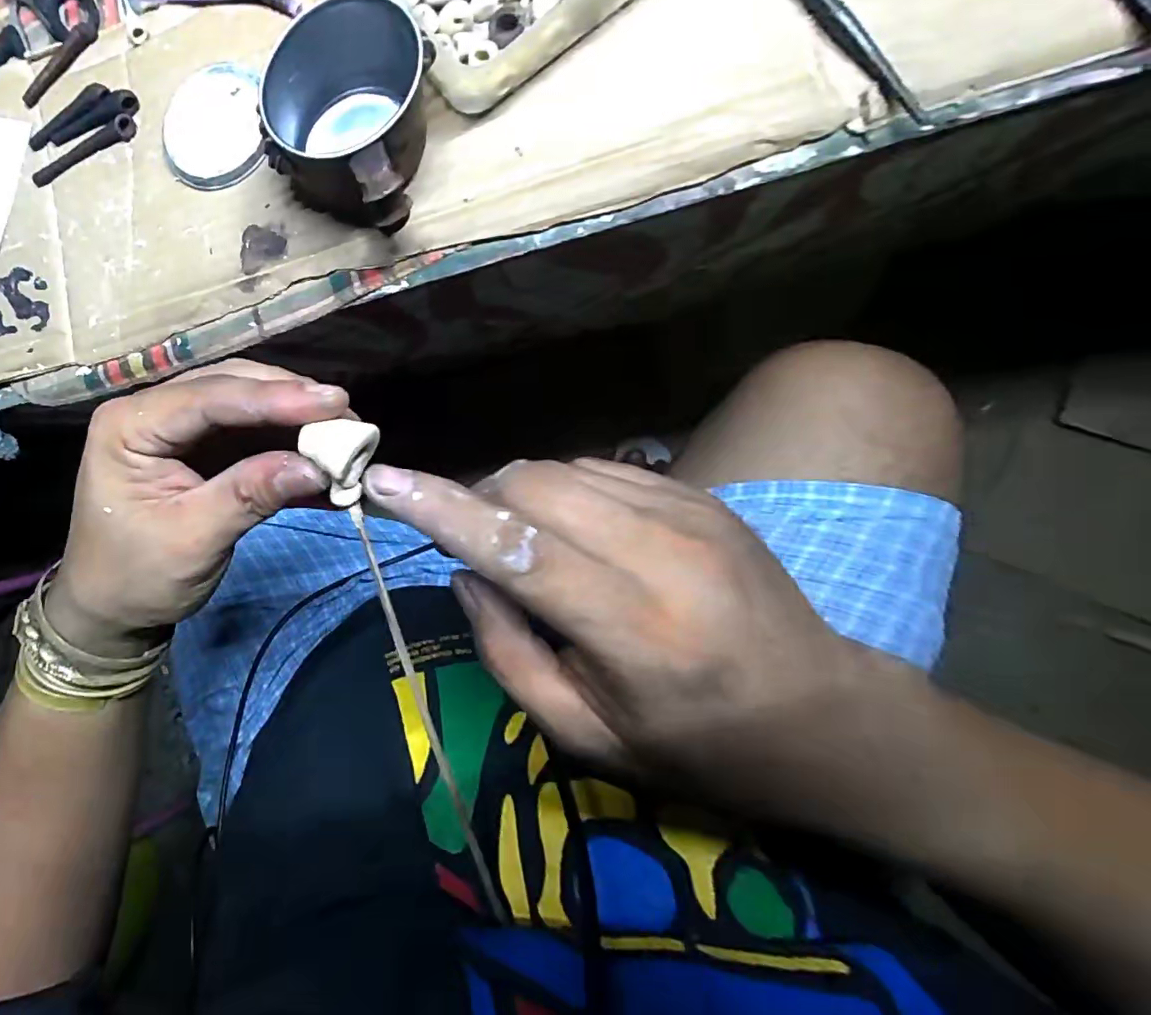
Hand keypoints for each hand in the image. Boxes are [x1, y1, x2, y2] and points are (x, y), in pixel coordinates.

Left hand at [45, 361, 348, 655]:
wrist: (110, 608)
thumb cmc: (136, 576)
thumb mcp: (192, 539)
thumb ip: (249, 495)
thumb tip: (316, 467)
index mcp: (129, 425)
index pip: (207, 397)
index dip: (272, 397)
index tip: (332, 401)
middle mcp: (149, 413)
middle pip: (228, 387)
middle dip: (288, 400)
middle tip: (347, 416)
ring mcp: (174, 429)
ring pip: (244, 406)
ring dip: (294, 420)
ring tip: (345, 435)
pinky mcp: (197, 450)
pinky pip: (247, 436)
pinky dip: (284, 446)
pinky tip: (322, 459)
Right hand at [365, 458, 914, 788]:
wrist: (830, 720)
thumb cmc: (693, 744)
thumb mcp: (581, 732)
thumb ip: (504, 651)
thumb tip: (465, 574)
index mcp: (636, 632)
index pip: (518, 550)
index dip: (442, 511)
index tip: (383, 482)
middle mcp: (665, 556)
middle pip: (530, 487)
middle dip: (476, 502)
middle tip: (471, 544)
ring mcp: (690, 516)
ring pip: (556, 468)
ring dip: (513, 496)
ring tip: (524, 544)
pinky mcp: (699, 497)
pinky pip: (593, 468)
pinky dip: (556, 492)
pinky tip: (571, 533)